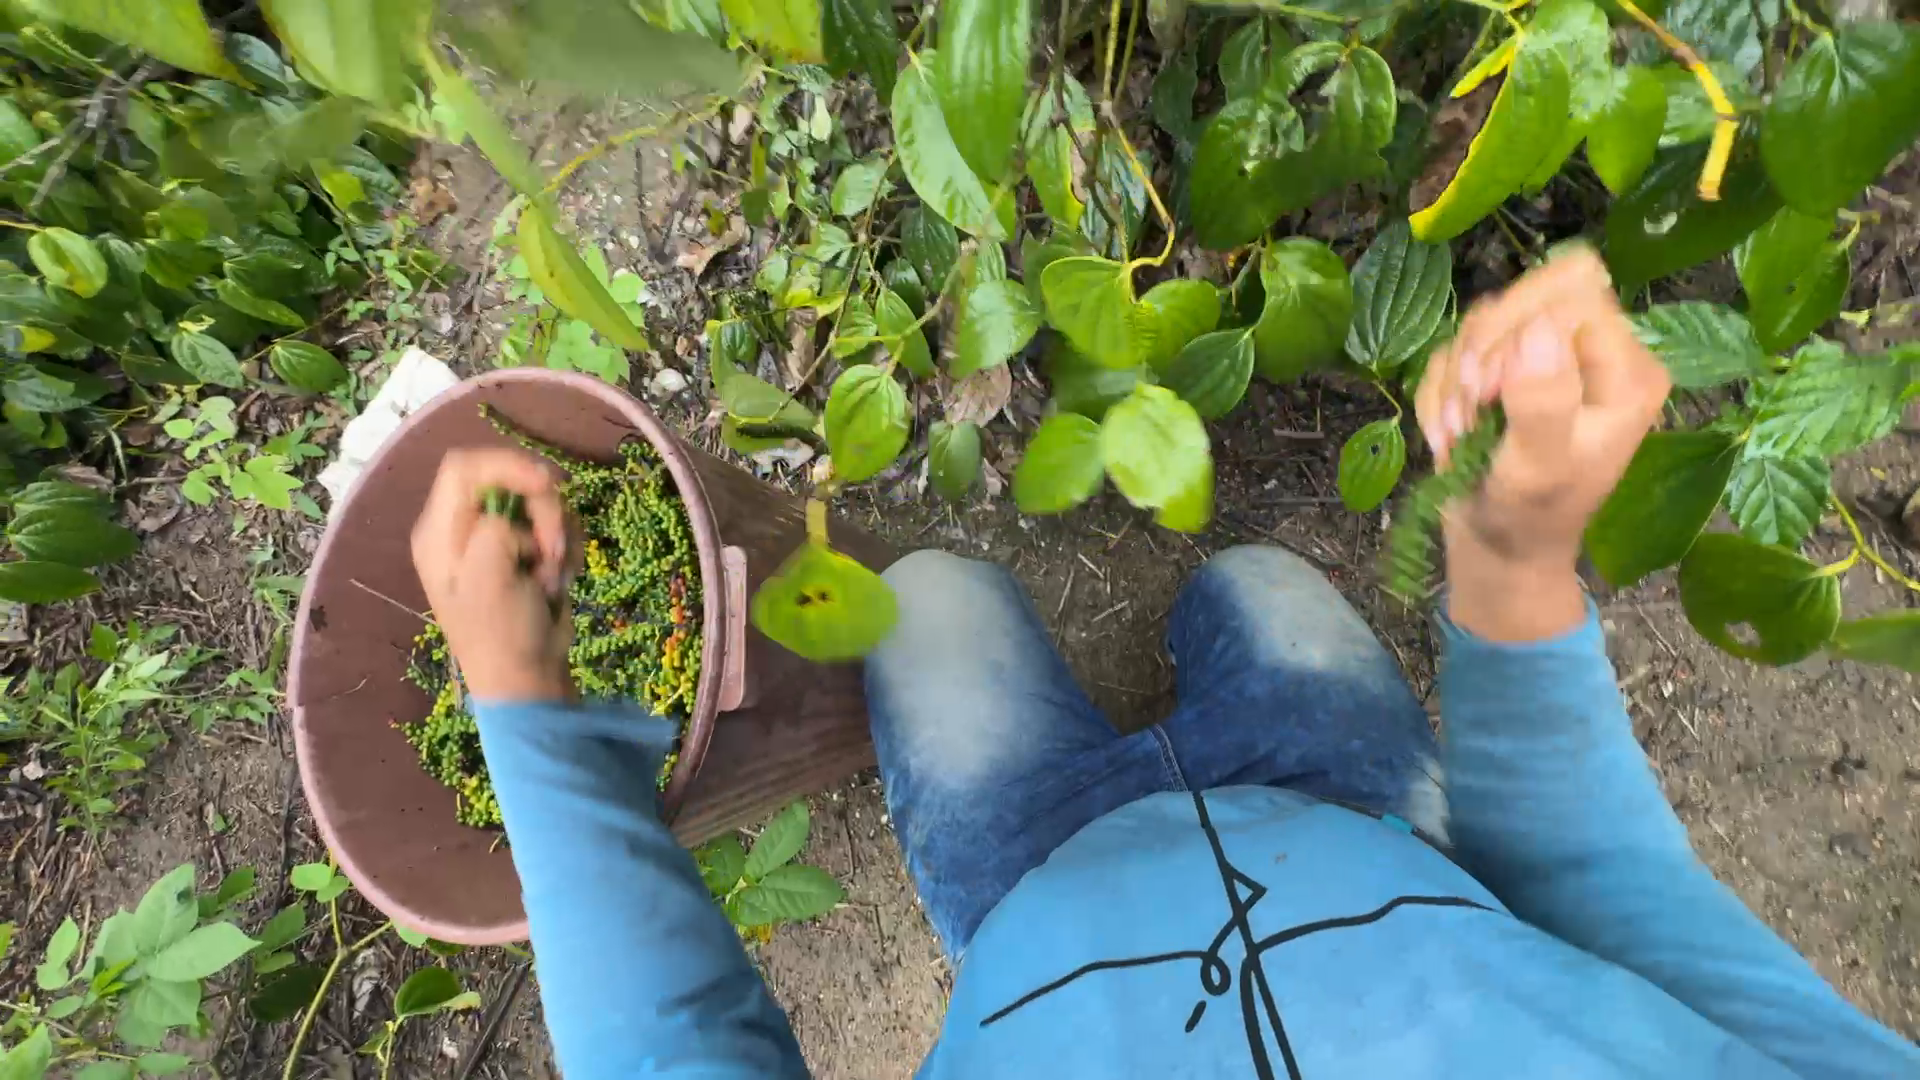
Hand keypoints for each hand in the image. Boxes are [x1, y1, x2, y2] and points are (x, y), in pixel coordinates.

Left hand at [410, 448, 575, 701]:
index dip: (508, 465)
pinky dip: (569, 548)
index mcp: (441, 531)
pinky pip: (560, 526)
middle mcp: (468, 527)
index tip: (547, 485)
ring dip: (561, 535)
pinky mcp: (532, 550)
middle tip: (554, 548)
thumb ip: (495, 531)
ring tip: (555, 574)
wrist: (528, 674)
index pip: (466, 467)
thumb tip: (518, 519)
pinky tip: (562, 578)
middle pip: (513, 482)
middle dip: (545, 511)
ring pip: (543, 503)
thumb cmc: (500, 632)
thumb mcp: (487, 579)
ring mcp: (502, 538)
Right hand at [1413, 248, 1669, 641]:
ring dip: (1450, 383)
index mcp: (1621, 370)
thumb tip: (1539, 328)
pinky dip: (1437, 396)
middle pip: (1519, 301)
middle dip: (1474, 357)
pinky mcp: (1497, 378)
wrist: (1497, 546)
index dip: (1515, 331)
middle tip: (1465, 411)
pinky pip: (1451, 358)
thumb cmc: (1529, 517)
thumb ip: (1544, 402)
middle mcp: (1584, 356)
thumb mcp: (1540, 468)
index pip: (1571, 294)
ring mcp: (1537, 365)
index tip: (1485, 389)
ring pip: (1477, 329)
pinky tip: (1446, 435)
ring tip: (1455, 433)